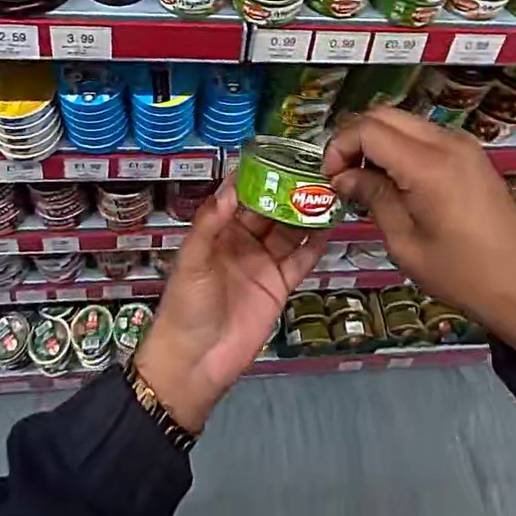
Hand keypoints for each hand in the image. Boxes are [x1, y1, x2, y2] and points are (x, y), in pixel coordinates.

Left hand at [133, 182, 327, 432]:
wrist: (196, 361)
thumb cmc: (186, 305)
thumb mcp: (192, 259)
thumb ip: (210, 222)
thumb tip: (230, 187)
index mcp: (218, 232)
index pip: (238, 197)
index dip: (254, 178)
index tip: (274, 154)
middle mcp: (242, 242)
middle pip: (268, 211)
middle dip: (285, 191)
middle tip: (309, 169)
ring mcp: (262, 263)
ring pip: (287, 232)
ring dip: (303, 213)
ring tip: (325, 191)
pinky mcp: (279, 286)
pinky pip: (300, 261)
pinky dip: (314, 245)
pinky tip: (328, 226)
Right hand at [324, 108, 515, 372]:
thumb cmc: (461, 274)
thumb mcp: (404, 242)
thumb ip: (372, 197)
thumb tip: (343, 177)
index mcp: (428, 165)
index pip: (368, 130)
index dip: (340, 147)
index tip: (330, 178)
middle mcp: (447, 143)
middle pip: (383, 115)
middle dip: (354, 139)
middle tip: (342, 175)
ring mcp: (462, 145)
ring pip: (402, 121)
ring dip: (376, 141)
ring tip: (365, 179)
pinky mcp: (470, 154)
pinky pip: (422, 134)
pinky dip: (398, 146)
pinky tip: (394, 179)